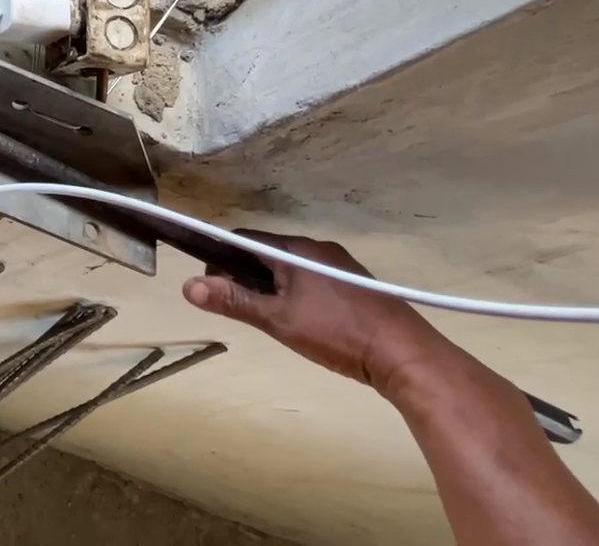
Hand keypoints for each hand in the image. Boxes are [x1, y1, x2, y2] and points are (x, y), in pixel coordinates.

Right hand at [182, 232, 457, 399]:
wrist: (411, 358)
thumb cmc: (338, 334)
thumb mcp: (278, 320)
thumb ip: (233, 300)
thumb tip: (187, 286)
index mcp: (296, 250)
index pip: (243, 240)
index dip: (220, 257)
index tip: (213, 283)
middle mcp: (318, 249)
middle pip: (267, 253)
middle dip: (246, 274)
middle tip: (241, 304)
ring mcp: (342, 267)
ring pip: (291, 267)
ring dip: (273, 285)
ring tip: (272, 315)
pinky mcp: (360, 286)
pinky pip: (314, 279)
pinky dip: (298, 292)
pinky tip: (305, 319)